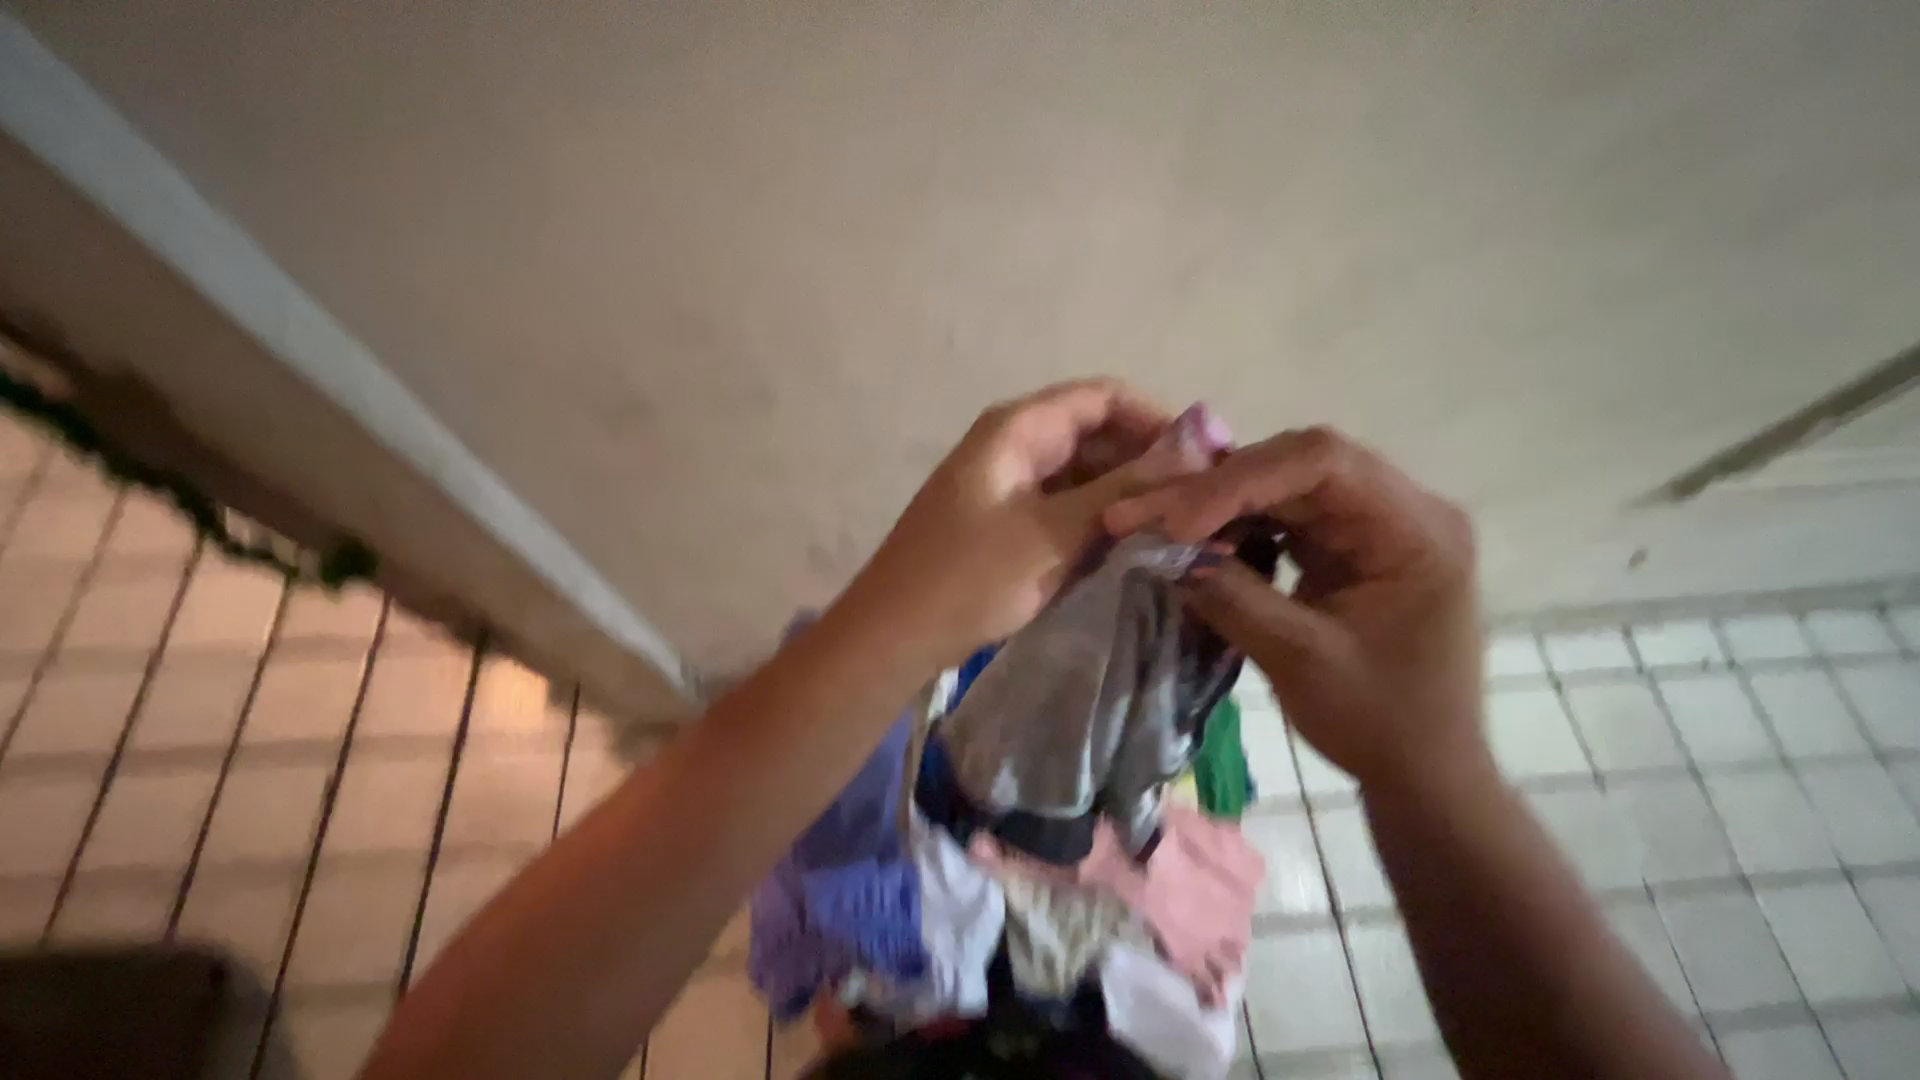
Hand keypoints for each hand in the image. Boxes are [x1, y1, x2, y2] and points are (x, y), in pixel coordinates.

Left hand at [839, 378, 1178, 667]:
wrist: (893, 637)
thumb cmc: (969, 578)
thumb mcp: (1055, 532)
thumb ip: (1125, 488)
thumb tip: (1196, 445)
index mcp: (1017, 428)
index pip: (1103, 397)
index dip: (1158, 420)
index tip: (1206, 460)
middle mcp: (1013, 445)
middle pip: (1095, 434)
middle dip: (1146, 462)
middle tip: (1198, 504)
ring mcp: (1007, 486)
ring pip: (1082, 474)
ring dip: (1124, 496)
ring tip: (1176, 528)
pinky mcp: (1006, 524)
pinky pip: (1064, 507)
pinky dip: (1097, 521)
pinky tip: (1131, 548)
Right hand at [1105, 427, 1487, 793]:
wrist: (1423, 772)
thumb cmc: (1380, 722)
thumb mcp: (1301, 660)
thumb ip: (1232, 597)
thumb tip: (1161, 553)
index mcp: (1416, 529)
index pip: (1322, 463)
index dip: (1239, 481)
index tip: (1176, 525)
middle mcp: (1402, 509)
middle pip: (1297, 465)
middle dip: (1215, 488)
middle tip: (1141, 512)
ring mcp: (1373, 525)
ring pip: (1282, 486)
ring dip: (1216, 503)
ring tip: (1155, 525)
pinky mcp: (1347, 547)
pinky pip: (1284, 516)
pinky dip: (1234, 526)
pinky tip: (1194, 541)